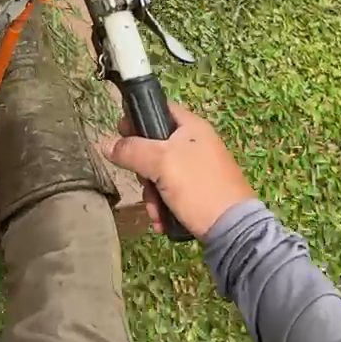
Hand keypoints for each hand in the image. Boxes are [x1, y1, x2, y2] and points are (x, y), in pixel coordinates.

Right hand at [100, 102, 254, 240]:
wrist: (235, 232)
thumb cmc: (198, 186)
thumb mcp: (160, 163)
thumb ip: (131, 150)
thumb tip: (105, 144)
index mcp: (191, 126)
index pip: (157, 109)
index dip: (137, 118)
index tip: (121, 135)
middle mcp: (196, 144)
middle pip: (155, 145)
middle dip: (143, 169)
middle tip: (143, 182)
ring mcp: (200, 169)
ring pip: (161, 172)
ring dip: (152, 192)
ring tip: (156, 211)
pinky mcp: (201, 192)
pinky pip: (172, 191)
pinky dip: (164, 205)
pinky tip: (163, 221)